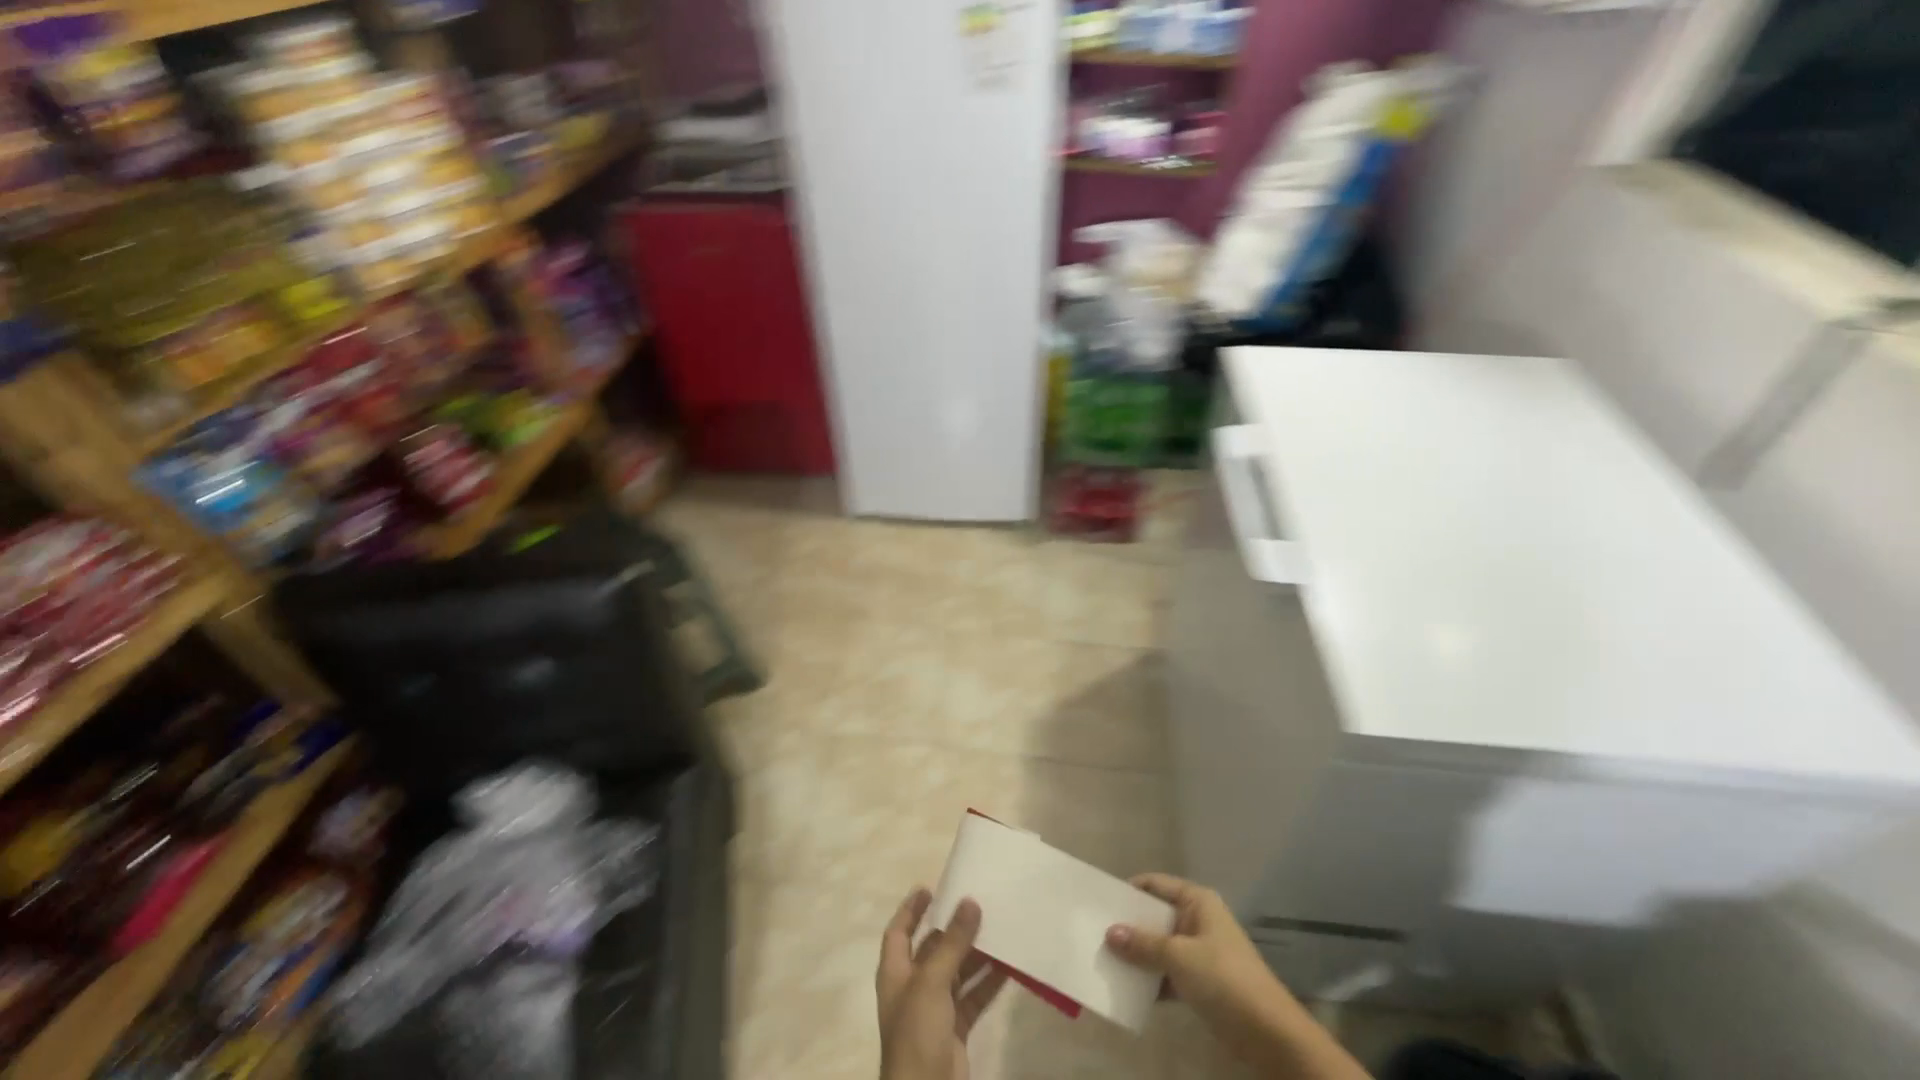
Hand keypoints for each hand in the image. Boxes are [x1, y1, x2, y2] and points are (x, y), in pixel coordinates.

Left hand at [876, 888, 1009, 1079]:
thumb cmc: (917, 1031)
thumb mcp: (931, 982)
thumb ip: (952, 943)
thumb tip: (969, 902)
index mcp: (895, 973)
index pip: (899, 932)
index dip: (910, 909)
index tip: (930, 887)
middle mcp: (913, 987)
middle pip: (932, 949)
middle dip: (953, 929)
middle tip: (978, 904)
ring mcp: (934, 1010)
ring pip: (957, 972)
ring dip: (976, 954)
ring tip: (1000, 930)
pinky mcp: (955, 1028)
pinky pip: (973, 997)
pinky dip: (989, 983)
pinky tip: (1010, 967)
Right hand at [1105, 874, 1367, 1078]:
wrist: (1266, 1030)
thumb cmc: (1223, 978)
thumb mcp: (1179, 956)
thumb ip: (1143, 944)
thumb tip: (1110, 932)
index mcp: (1197, 902)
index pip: (1156, 884)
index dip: (1130, 890)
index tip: (1100, 902)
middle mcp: (1197, 921)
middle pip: (1155, 916)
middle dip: (1128, 925)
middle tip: (1094, 933)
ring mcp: (1199, 952)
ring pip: (1158, 946)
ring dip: (1136, 955)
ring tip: (1103, 960)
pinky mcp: (1199, 982)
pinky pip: (1165, 973)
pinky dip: (1149, 980)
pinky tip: (1125, 989)